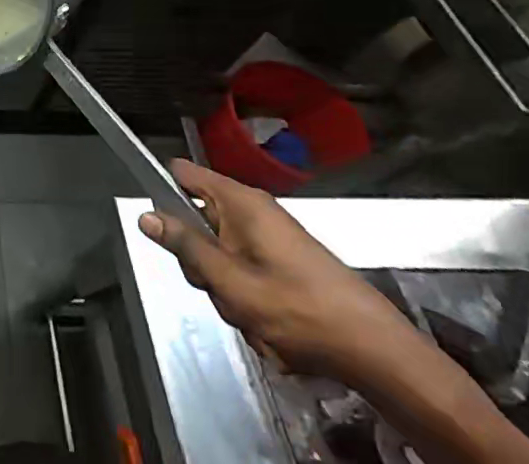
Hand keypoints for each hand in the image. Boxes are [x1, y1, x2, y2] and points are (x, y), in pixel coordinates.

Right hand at [139, 160, 421, 383]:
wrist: (381, 357)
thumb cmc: (301, 311)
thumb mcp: (229, 280)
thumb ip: (184, 245)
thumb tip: (146, 215)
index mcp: (240, 202)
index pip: (181, 172)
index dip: (159, 186)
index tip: (151, 217)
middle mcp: (255, 213)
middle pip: (196, 222)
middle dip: (198, 259)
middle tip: (216, 285)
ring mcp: (272, 239)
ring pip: (218, 255)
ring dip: (224, 288)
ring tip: (250, 313)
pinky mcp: (285, 265)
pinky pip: (244, 273)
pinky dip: (248, 300)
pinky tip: (267, 325)